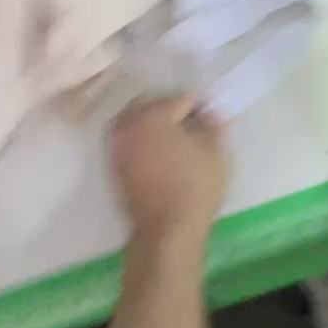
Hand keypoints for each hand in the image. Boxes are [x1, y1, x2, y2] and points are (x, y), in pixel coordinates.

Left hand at [111, 93, 227, 244]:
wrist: (166, 230)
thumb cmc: (195, 189)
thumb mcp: (215, 155)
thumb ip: (213, 127)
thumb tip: (212, 111)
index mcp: (153, 115)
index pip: (180, 98)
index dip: (200, 105)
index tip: (211, 115)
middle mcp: (128, 124)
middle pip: (151, 104)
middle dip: (171, 109)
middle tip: (191, 124)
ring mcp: (116, 145)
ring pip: (135, 121)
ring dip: (153, 124)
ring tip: (174, 139)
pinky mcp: (113, 165)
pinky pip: (129, 141)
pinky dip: (142, 141)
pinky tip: (160, 154)